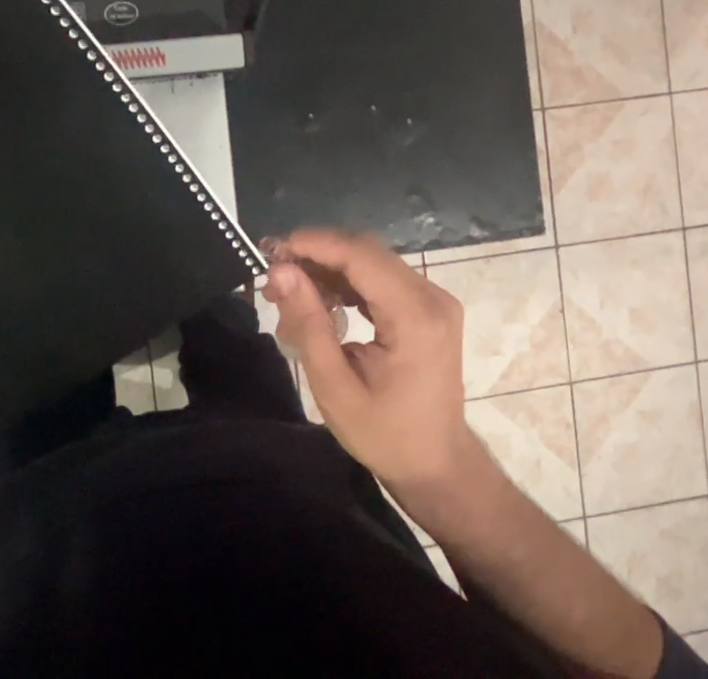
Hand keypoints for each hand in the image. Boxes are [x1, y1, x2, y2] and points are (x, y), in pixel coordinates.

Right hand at [262, 228, 488, 493]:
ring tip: (287, 291)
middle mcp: (431, 297)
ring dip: (327, 269)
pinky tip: (318, 300)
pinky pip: (380, 278)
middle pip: (366, 253)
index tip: (271, 250)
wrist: (436, 463)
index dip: (314, 244)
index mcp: (416, 317)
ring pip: (371, 262)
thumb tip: (280, 272)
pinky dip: (346, 282)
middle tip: (273, 278)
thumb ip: (308, 325)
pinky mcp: (426, 307)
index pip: (361, 256)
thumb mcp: (335, 387)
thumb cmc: (385, 435)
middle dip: (315, 256)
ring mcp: (432, 300)